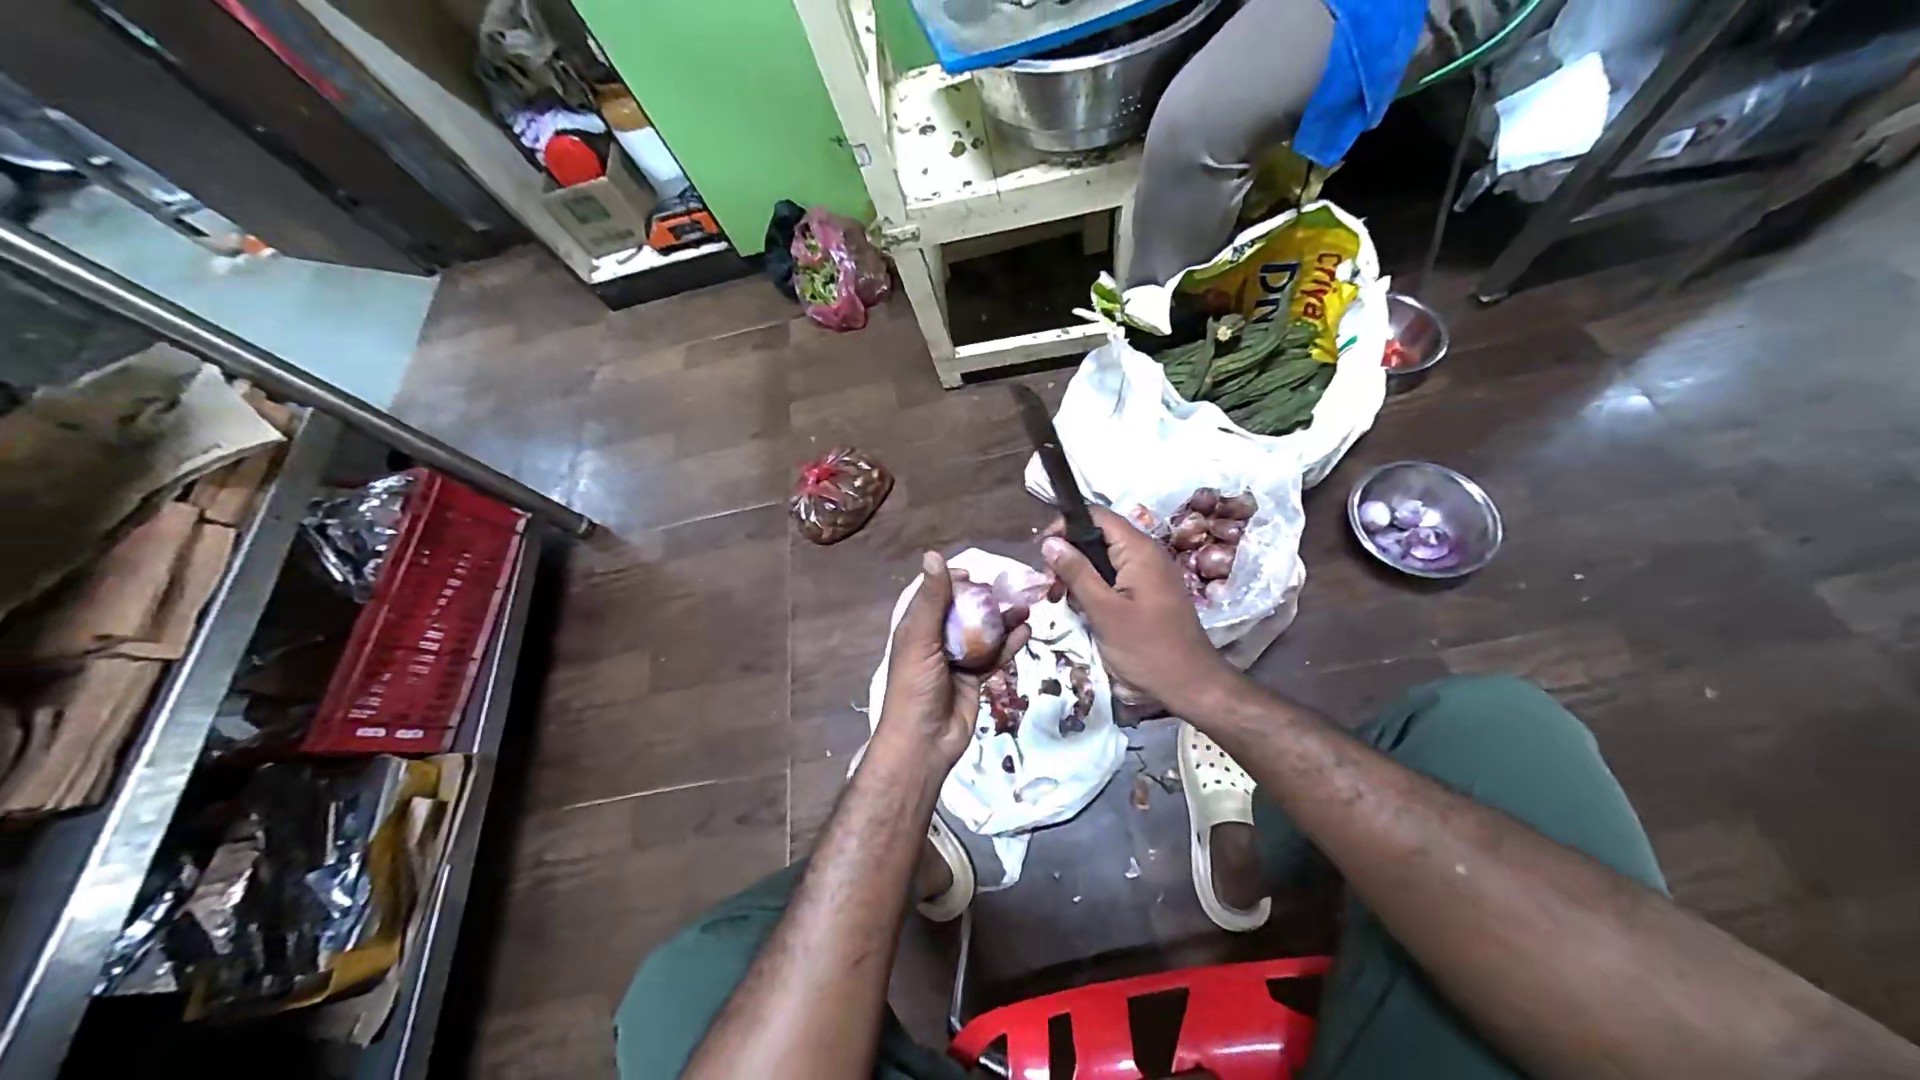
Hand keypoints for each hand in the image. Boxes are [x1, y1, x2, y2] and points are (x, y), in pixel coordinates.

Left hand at [876, 552, 1030, 768]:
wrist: (924, 742)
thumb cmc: (914, 687)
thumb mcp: (920, 638)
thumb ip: (931, 599)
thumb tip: (933, 555)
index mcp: (916, 628)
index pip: (935, 595)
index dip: (954, 581)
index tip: (977, 575)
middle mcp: (936, 640)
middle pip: (964, 611)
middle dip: (986, 600)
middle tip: (1010, 590)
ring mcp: (957, 659)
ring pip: (983, 633)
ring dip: (1003, 621)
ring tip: (1026, 608)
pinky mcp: (974, 678)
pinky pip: (994, 656)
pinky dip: (1009, 644)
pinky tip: (1026, 632)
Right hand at [1042, 507, 1236, 716]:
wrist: (1190, 685)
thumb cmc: (1146, 648)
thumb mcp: (1104, 611)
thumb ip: (1076, 573)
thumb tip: (1049, 541)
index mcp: (1140, 550)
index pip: (1097, 516)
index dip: (1066, 526)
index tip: (1043, 551)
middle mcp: (1148, 554)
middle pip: (1100, 537)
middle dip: (1070, 555)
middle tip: (1050, 584)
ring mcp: (1151, 574)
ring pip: (1106, 560)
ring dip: (1081, 575)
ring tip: (1061, 599)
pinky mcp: (1150, 593)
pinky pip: (1117, 578)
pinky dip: (1097, 588)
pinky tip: (1084, 609)